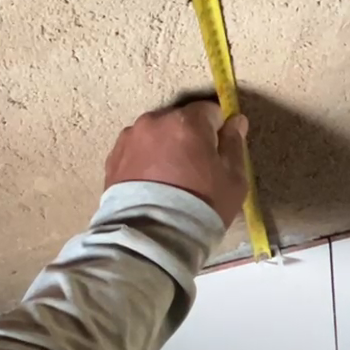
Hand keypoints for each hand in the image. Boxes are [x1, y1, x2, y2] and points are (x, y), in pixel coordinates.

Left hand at [104, 100, 249, 225]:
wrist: (152, 238)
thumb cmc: (201, 207)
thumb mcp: (233, 180)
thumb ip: (235, 145)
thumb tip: (237, 121)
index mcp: (187, 122)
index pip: (211, 111)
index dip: (219, 130)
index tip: (219, 152)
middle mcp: (155, 122)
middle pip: (181, 121)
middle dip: (190, 138)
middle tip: (195, 171)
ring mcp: (129, 138)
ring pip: (157, 135)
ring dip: (165, 148)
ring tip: (170, 181)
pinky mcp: (113, 158)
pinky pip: (137, 151)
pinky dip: (146, 162)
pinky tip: (153, 186)